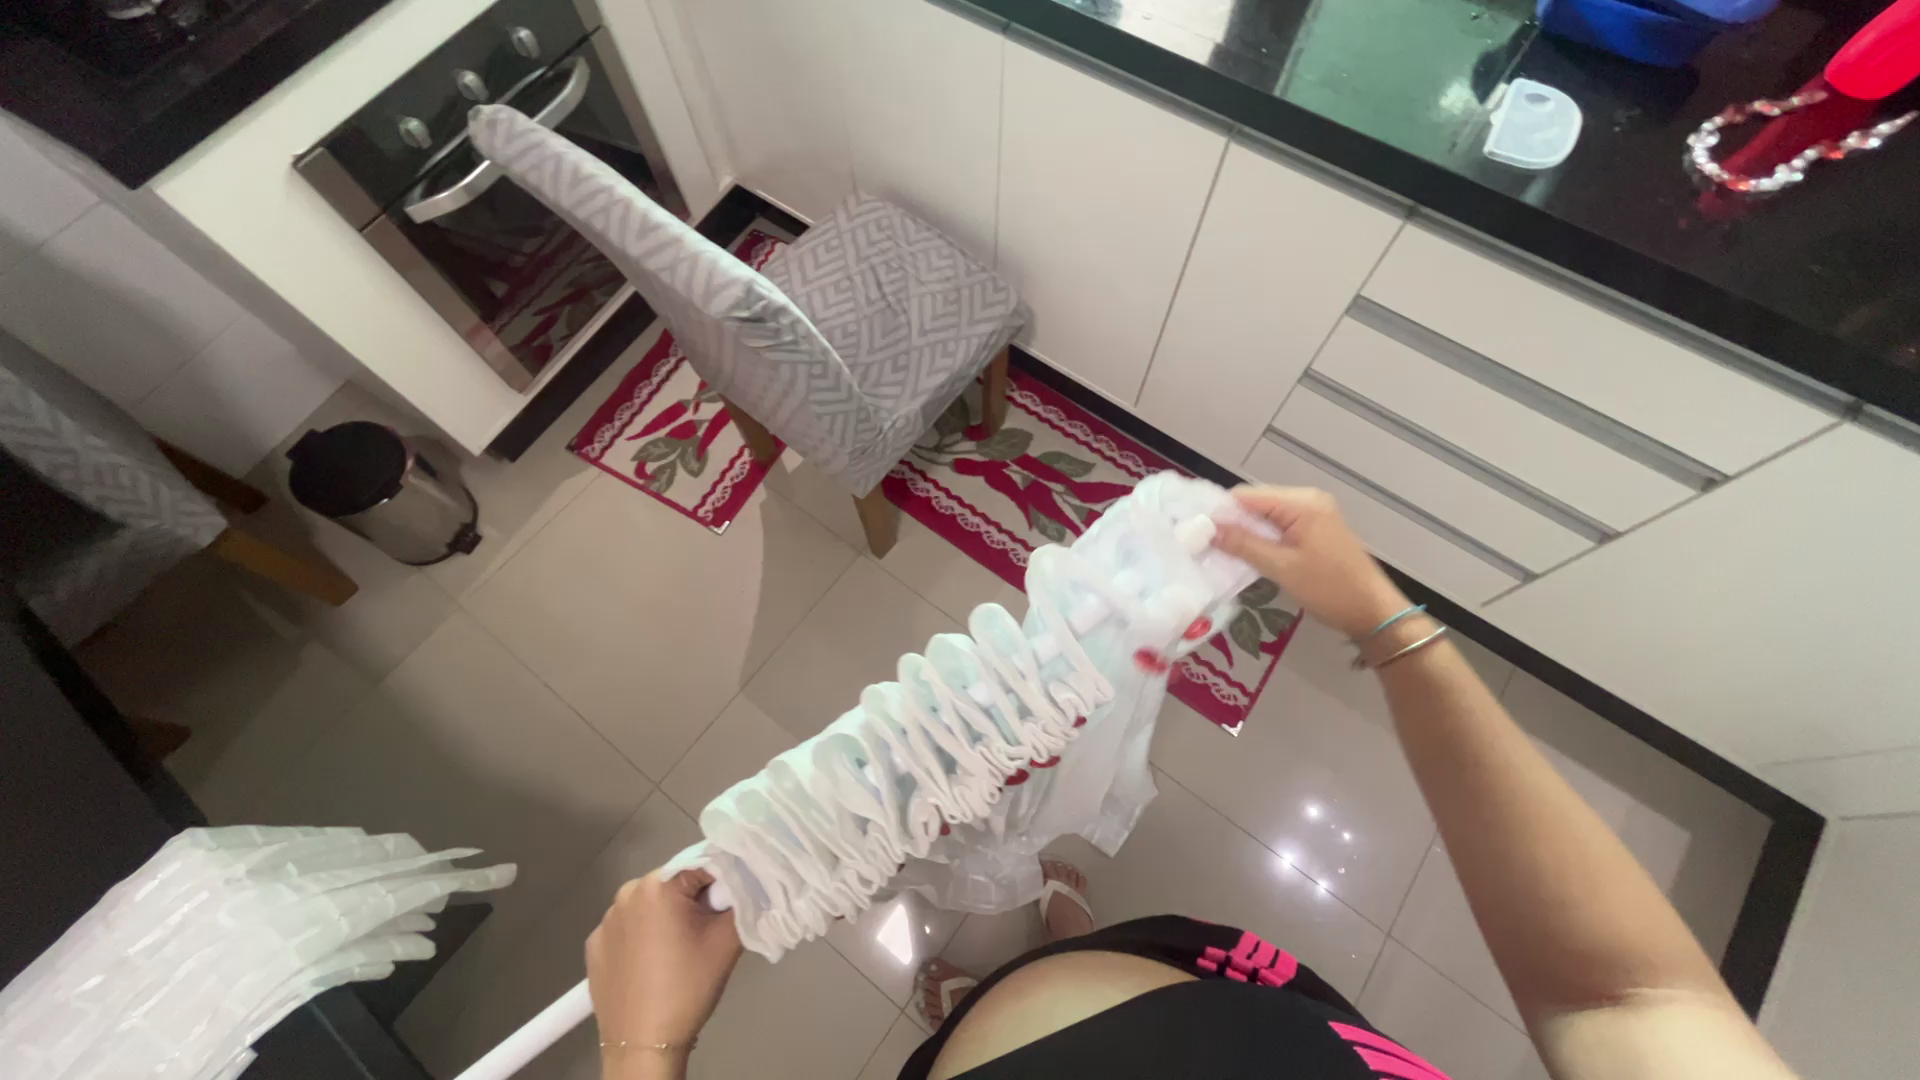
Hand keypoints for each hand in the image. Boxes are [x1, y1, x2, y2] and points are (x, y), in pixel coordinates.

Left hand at [587, 867, 741, 1068]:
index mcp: (659, 885)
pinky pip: (628, 927)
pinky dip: (643, 936)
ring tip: (680, 951)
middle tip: (707, 931)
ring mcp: (605, 921)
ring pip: (651, 903)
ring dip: (668, 915)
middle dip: (694, 899)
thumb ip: (742, 898)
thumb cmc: (688, 986)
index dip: (723, 881)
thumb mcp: (729, 938)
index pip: (704, 863)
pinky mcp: (594, 946)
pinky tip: (653, 963)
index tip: (731, 905)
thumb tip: (746, 880)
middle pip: (675, 882)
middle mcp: (627, 893)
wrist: (643, 1046)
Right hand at [1213, 486, 1410, 637]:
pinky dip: (1261, 538)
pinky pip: (1278, 525)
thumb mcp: (1281, 567)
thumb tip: (1208, 528)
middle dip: (1230, 522)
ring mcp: (1312, 514)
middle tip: (1203, 544)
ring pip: (1264, 516)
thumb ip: (1243, 544)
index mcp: (1301, 503)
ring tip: (1219, 551)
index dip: (1220, 511)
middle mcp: (1307, 500)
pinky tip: (1245, 554)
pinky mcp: (1314, 529)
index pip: (1246, 495)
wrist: (1372, 611)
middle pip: (1254, 503)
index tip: (1195, 531)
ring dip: (1244, 532)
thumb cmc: (1329, 589)